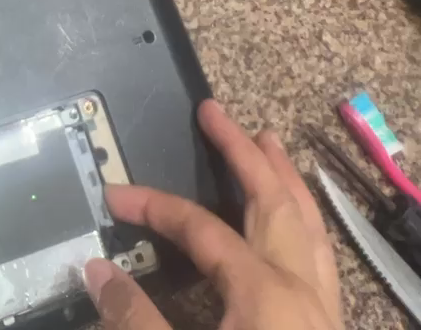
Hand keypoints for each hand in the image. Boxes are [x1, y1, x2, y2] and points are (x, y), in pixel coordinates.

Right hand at [82, 100, 341, 329]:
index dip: (152, 205)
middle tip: (217, 111)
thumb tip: (94, 270)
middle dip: (244, 152)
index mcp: (265, 293)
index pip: (198, 227)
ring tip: (269, 142)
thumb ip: (136, 320)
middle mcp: (303, 291)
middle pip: (274, 202)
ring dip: (285, 180)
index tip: (113, 197)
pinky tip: (297, 225)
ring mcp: (325, 314)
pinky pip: (321, 257)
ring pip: (310, 226)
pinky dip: (305, 223)